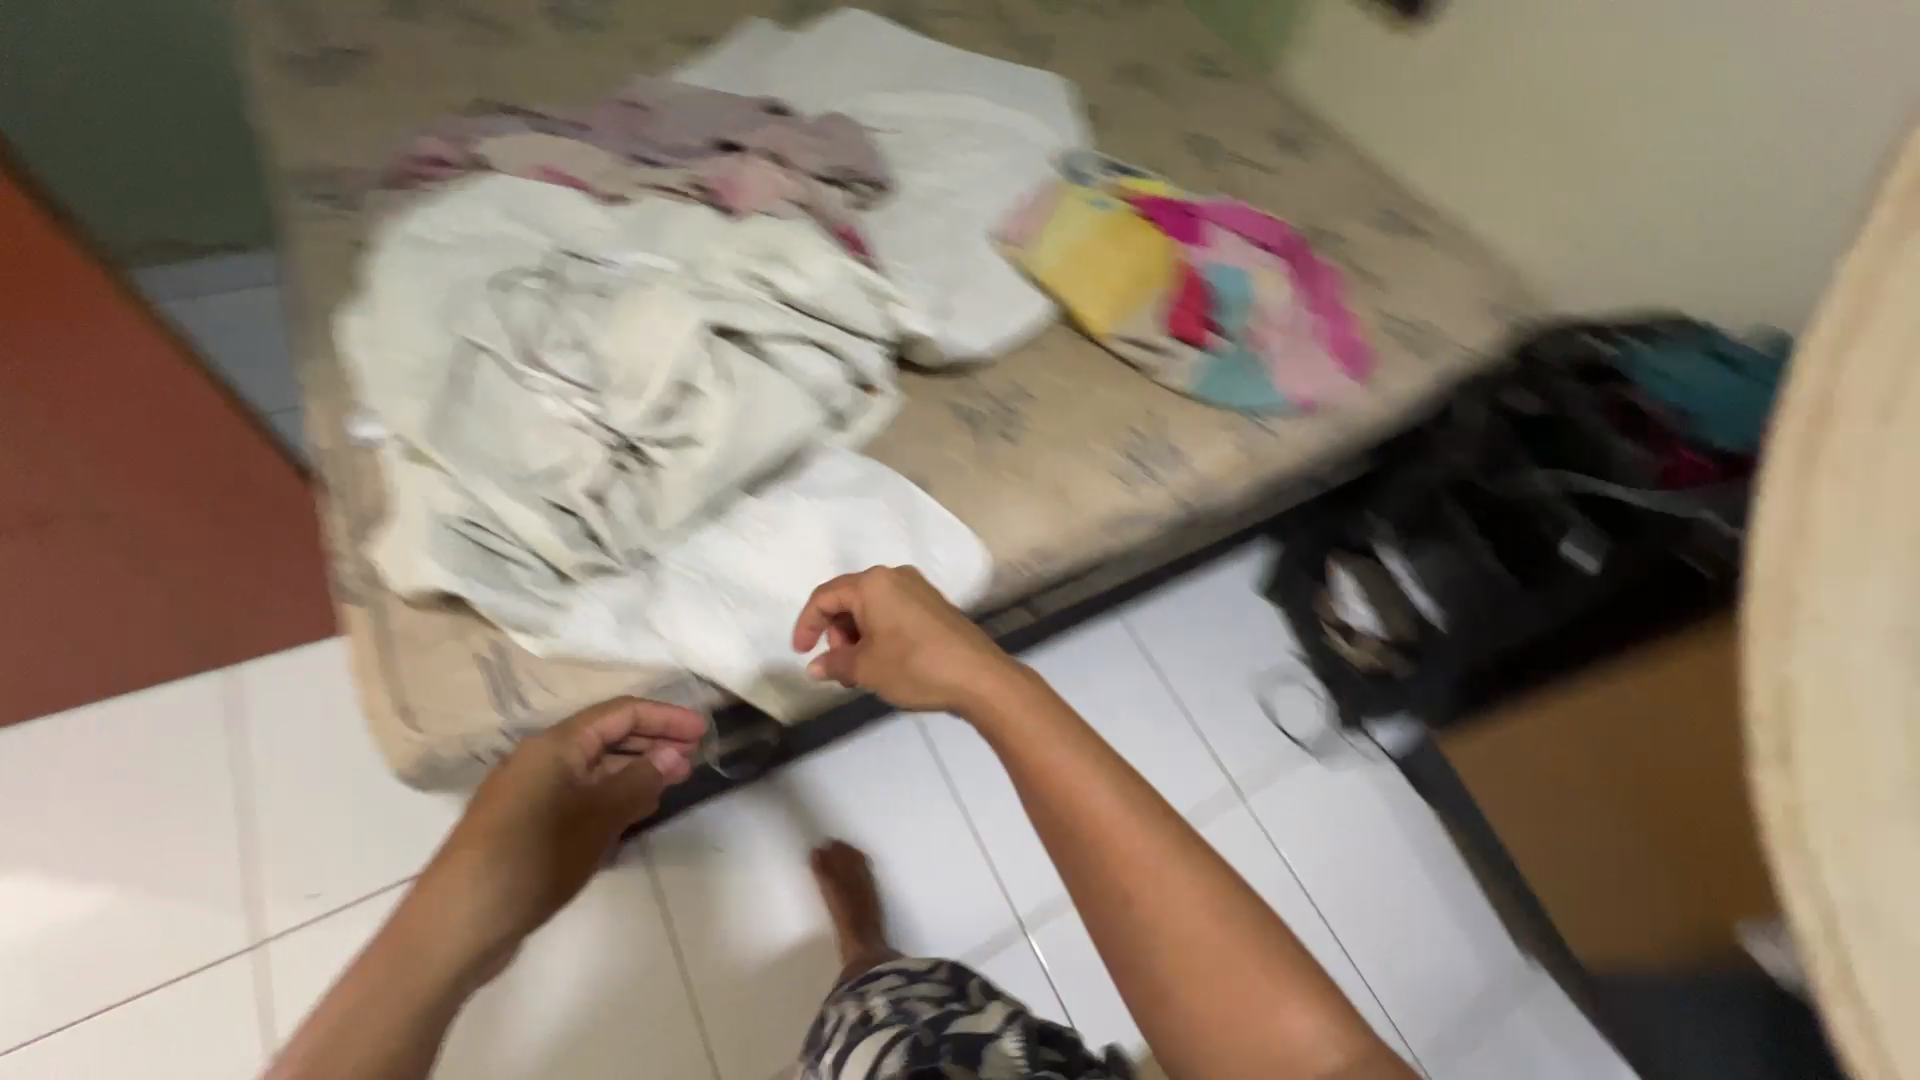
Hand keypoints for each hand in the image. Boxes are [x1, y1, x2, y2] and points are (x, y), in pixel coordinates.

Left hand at [404, 697, 705, 985]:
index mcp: (556, 745)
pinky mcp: (525, 824)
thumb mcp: (598, 817)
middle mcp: (540, 759)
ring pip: (593, 767)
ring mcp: (530, 792)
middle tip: (692, 759)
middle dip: (652, 743)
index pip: (621, 713)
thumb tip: (673, 756)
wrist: (456, 924)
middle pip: (606, 736)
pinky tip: (632, 814)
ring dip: (633, 771)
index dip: (665, 718)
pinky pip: (579, 794)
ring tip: (669, 785)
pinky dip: (611, 795)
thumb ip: (640, 781)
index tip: (702, 732)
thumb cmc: (533, 859)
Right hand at [792, 565, 1024, 714]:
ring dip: (858, 637)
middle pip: (849, 600)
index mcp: (872, 583)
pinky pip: (894, 612)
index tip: (801, 654)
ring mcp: (919, 589)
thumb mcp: (866, 668)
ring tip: (862, 672)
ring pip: (872, 608)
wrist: (978, 676)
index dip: (807, 625)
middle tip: (841, 668)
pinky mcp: (935, 605)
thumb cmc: (914, 666)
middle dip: (836, 634)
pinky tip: (884, 663)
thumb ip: (834, 663)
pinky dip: (880, 634)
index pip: (825, 597)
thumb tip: (815, 666)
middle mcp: (895, 577)